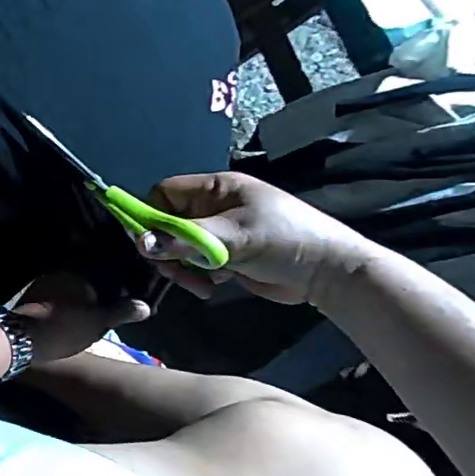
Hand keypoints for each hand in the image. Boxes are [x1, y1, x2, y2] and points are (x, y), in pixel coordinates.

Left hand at [11, 273, 150, 361]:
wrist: (21, 337)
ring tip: (84, 320)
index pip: (100, 275)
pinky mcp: (27, 298)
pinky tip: (64, 321)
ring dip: (74, 302)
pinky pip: (50, 299)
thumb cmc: (65, 326)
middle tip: (102, 313)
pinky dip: (59, 307)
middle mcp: (57, 274)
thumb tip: (145, 306)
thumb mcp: (99, 321)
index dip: (112, 290)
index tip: (119, 303)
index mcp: (76, 274)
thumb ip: (122, 311)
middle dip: (92, 295)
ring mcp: (39, 285)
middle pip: (81, 283)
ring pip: (64, 291)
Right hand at [134, 172, 373, 304]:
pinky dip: (197, 277)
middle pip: (166, 223)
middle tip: (176, 271)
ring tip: (201, 283)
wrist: (333, 273)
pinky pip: (194, 263)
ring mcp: (218, 232)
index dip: (149, 215)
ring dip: (182, 268)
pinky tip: (213, 287)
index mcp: (215, 188)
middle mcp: (212, 207)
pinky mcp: (225, 255)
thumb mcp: (233, 238)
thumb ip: (185, 239)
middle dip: (168, 249)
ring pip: (177, 247)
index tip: (147, 242)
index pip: (163, 193)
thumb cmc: (286, 241)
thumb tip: (141, 243)